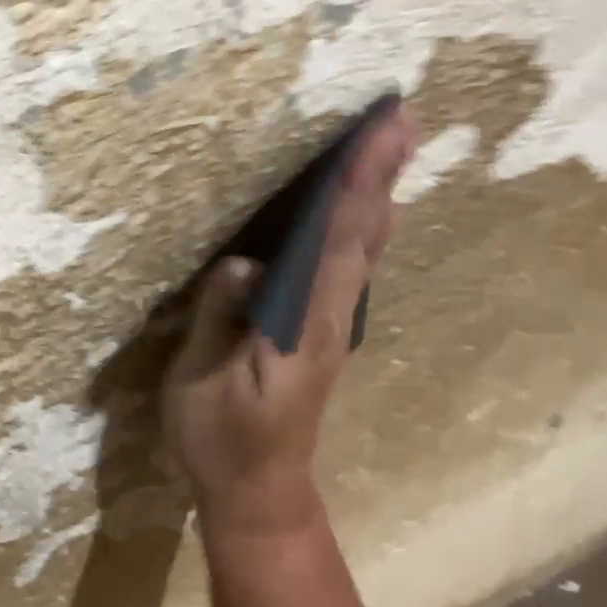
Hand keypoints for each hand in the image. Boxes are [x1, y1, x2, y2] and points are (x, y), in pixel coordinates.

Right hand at [162, 108, 416, 535]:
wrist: (259, 491)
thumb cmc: (222, 440)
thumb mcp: (202, 384)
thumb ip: (221, 322)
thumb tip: (244, 263)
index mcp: (302, 328)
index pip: (333, 244)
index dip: (355, 186)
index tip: (378, 134)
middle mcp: (330, 319)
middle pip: (362, 236)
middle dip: (381, 173)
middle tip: (404, 115)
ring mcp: (332, 326)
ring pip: (364, 248)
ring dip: (380, 191)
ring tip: (396, 143)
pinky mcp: (323, 330)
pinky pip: (351, 264)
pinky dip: (365, 223)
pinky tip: (374, 206)